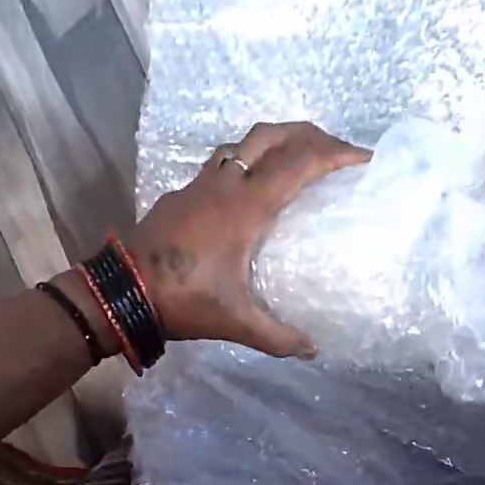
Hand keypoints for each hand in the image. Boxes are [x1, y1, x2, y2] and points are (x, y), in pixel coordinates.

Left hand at [128, 122, 369, 357]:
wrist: (123, 291)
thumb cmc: (184, 301)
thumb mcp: (236, 322)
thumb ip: (277, 337)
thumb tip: (312, 350)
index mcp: (246, 208)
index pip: (299, 164)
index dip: (335, 154)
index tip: (362, 157)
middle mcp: (225, 184)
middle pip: (273, 136)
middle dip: (309, 133)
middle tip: (333, 148)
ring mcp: (199, 185)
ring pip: (243, 142)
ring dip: (274, 141)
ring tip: (294, 157)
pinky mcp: (181, 193)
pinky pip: (221, 163)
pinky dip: (245, 161)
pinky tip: (247, 187)